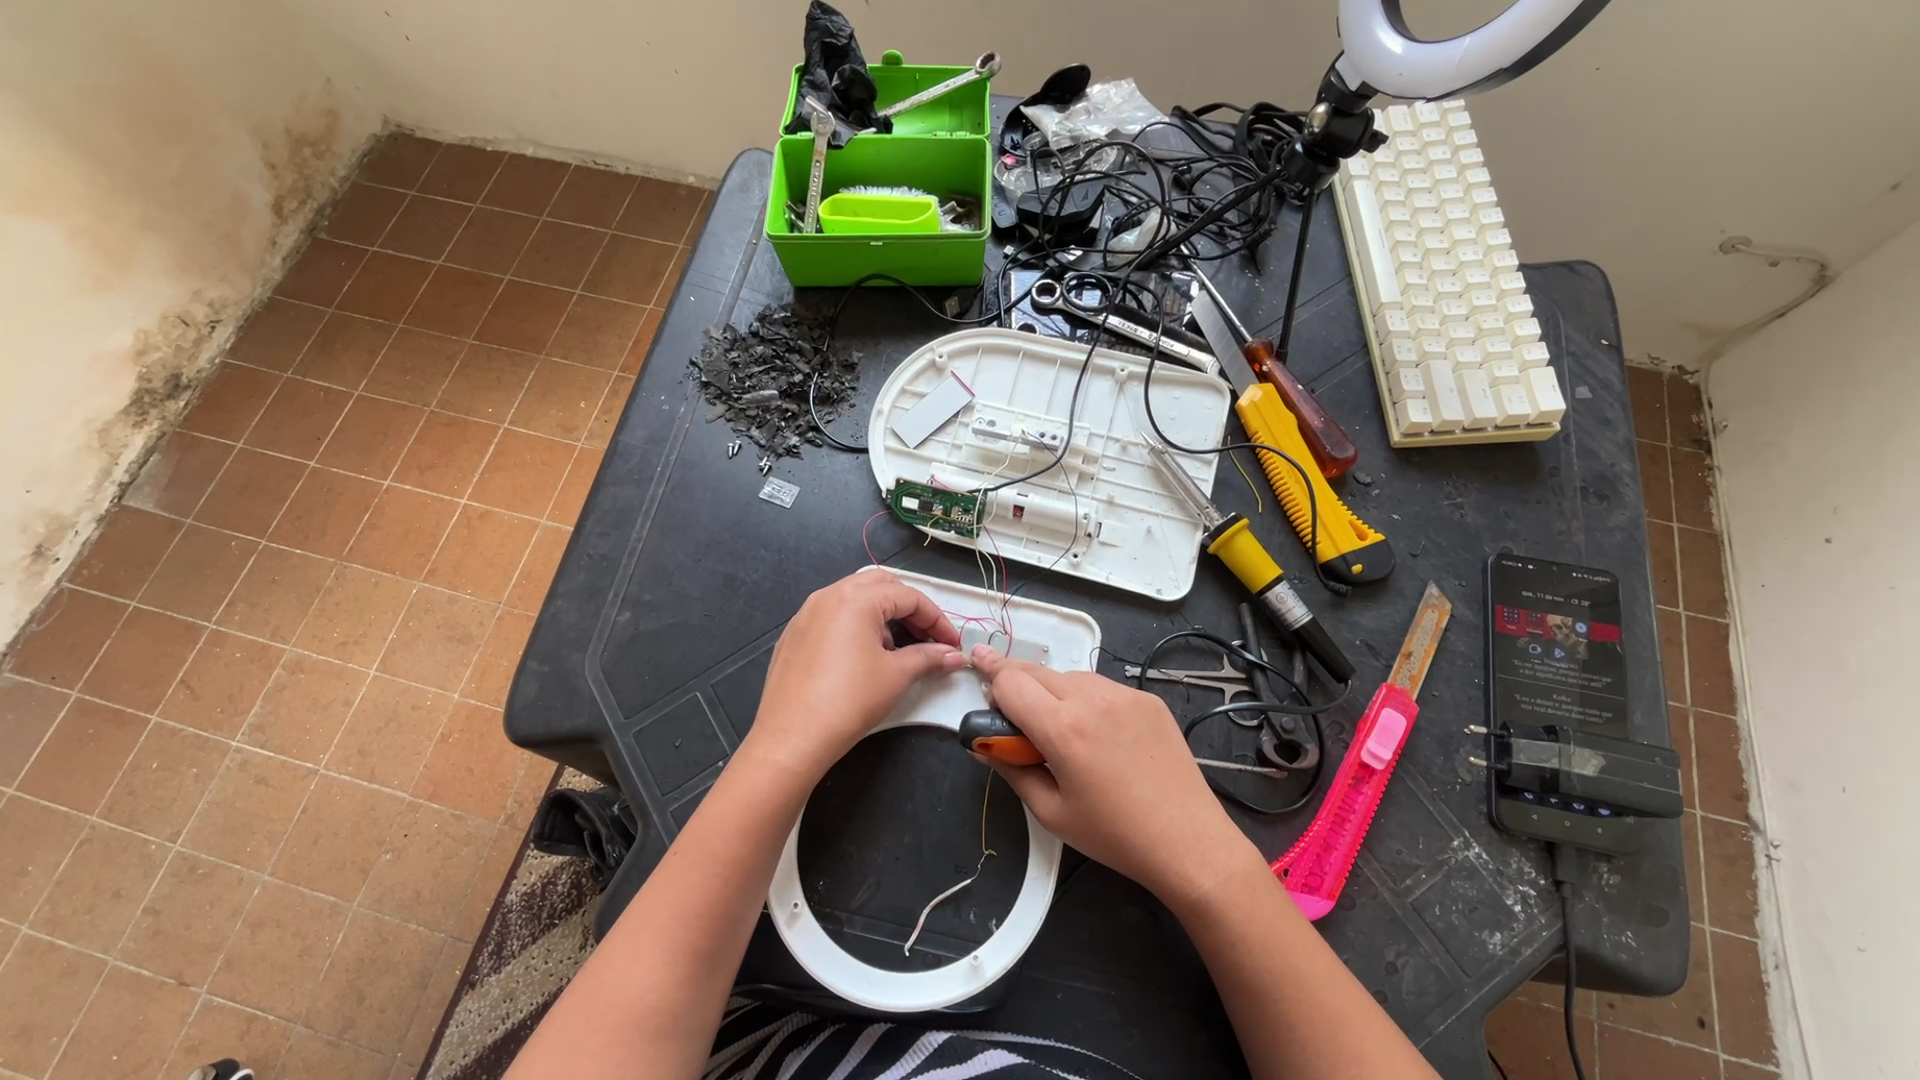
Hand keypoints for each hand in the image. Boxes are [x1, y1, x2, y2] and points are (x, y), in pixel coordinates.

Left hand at [743, 570, 964, 777]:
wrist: (792, 737)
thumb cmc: (849, 701)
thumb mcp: (895, 676)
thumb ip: (928, 658)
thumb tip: (953, 655)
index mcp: (856, 598)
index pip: (909, 597)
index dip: (937, 619)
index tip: (952, 644)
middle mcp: (828, 596)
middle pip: (880, 585)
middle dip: (909, 608)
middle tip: (927, 637)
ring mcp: (806, 614)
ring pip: (853, 598)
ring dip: (882, 614)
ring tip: (896, 649)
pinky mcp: (793, 635)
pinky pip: (832, 617)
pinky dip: (855, 625)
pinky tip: (861, 657)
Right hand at [971, 646, 1263, 908]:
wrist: (1188, 841)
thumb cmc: (1114, 835)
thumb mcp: (1050, 812)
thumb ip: (1011, 769)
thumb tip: (983, 744)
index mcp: (1063, 728)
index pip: (1010, 682)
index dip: (990, 682)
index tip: (979, 679)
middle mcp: (1092, 699)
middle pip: (1036, 670)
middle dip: (1014, 681)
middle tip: (1003, 702)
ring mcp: (1125, 695)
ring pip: (1069, 675)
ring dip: (1050, 690)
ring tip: (1054, 727)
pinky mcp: (1148, 700)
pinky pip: (1102, 687)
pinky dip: (1085, 699)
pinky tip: (1093, 732)